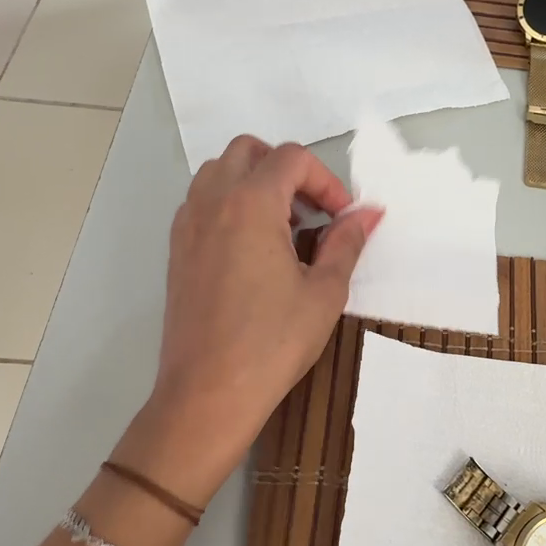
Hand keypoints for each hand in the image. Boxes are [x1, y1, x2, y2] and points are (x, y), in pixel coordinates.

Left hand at [114, 136, 381, 505]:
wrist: (207, 393)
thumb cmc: (273, 342)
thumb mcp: (324, 292)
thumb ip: (346, 242)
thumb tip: (369, 213)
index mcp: (250, 204)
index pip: (292, 158)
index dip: (326, 180)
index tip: (342, 218)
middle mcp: (213, 201)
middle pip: (249, 151)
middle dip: (287, 171)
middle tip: (312, 213)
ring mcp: (188, 224)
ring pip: (219, 172)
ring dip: (255, 183)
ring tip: (283, 229)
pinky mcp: (177, 250)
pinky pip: (203, 202)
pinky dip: (230, 205)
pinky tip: (254, 250)